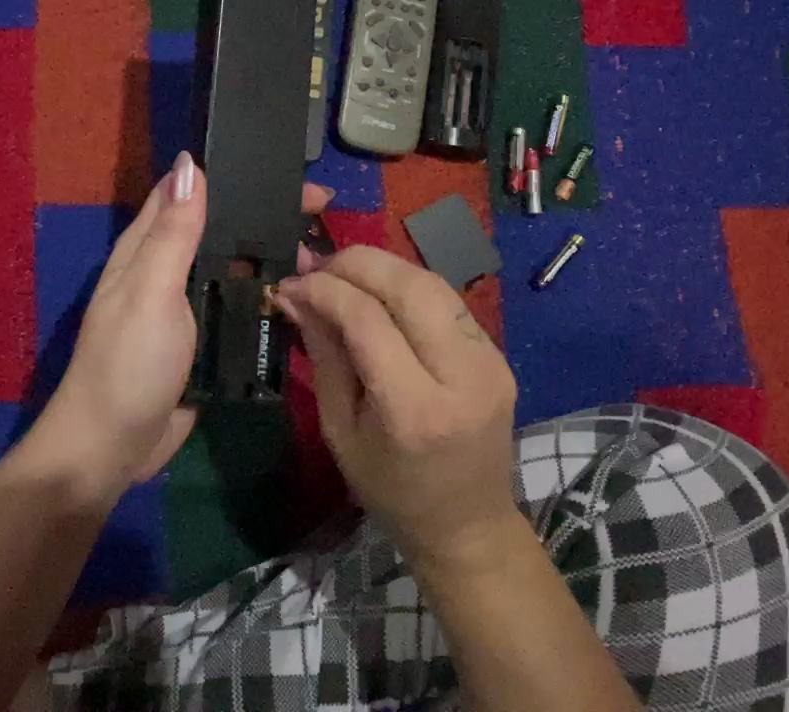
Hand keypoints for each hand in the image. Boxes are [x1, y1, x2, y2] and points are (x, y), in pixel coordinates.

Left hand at [34, 155, 338, 498]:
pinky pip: (240, 309)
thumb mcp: (150, 290)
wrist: (115, 447)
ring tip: (322, 262)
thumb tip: (190, 164)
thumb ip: (173, 232)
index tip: (290, 174)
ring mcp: (187, 308)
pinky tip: (304, 300)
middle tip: (322, 218)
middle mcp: (167, 270)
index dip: (235, 176)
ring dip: (273, 260)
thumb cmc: (129, 363)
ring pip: (235, 269)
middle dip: (267, 220)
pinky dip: (268, 300)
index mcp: (147, 248)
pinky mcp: (204, 341)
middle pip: (221, 230)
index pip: (191, 193)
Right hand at [276, 246, 520, 574]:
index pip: (367, 320)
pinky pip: (447, 301)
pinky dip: (406, 287)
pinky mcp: (498, 355)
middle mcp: (462, 377)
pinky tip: (378, 295)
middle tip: (316, 265)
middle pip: (410, 286)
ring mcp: (489, 362)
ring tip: (342, 274)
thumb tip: (293, 294)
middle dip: (356, 263)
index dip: (324, 290)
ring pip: (432, 283)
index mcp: (415, 410)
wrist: (468, 525)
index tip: (291, 283)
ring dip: (382, 268)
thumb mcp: (340, 429)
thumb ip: (323, 354)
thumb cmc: (391, 489)